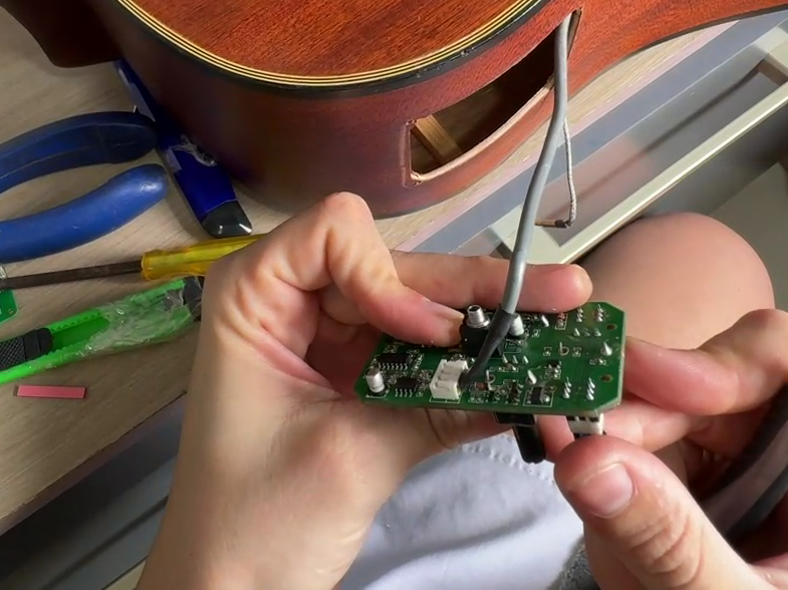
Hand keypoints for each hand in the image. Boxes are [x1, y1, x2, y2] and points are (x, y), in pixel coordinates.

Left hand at [140, 193, 590, 589]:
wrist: (231, 584)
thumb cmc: (254, 520)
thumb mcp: (348, 455)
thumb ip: (434, 406)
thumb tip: (525, 375)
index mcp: (252, 291)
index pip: (333, 232)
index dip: (386, 273)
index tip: (426, 333)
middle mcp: (288, 293)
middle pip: (387, 263)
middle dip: (465, 286)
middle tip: (556, 291)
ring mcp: (323, 328)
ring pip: (411, 298)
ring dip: (477, 315)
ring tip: (554, 317)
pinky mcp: (349, 362)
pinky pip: (412, 342)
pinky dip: (462, 353)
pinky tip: (519, 355)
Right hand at [556, 310, 787, 588]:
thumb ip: (674, 546)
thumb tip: (583, 457)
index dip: (716, 362)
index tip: (641, 382)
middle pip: (709, 382)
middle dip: (644, 415)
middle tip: (575, 442)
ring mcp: (751, 471)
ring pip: (661, 412)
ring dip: (618, 452)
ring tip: (596, 511)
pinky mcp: (702, 492)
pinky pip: (639, 453)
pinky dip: (611, 481)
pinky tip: (608, 526)